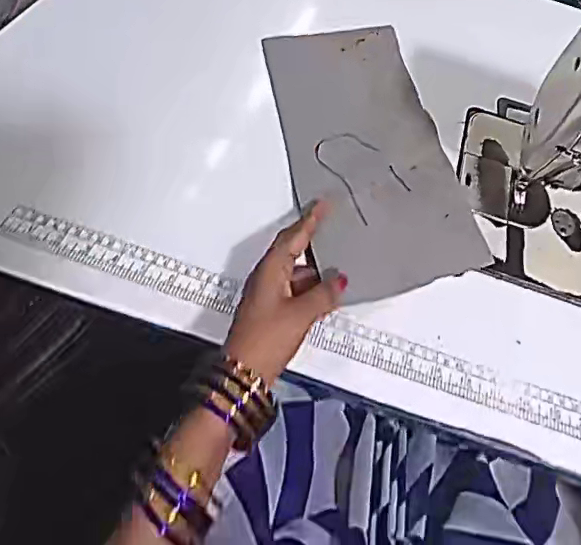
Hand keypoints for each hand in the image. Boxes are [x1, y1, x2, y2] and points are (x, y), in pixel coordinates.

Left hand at [224, 201, 346, 383]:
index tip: (321, 205)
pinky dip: (308, 288)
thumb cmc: (265, 340)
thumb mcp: (302, 313)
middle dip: (311, 240)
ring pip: (294, 272)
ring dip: (313, 270)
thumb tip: (337, 281)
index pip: (293, 236)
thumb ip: (324, 293)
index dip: (309, 219)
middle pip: (291, 250)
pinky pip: (293, 289)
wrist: (243, 374)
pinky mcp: (269, 311)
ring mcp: (266, 294)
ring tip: (334, 271)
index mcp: (271, 270)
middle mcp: (266, 277)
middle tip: (329, 228)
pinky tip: (323, 296)